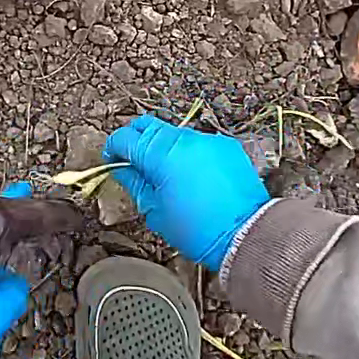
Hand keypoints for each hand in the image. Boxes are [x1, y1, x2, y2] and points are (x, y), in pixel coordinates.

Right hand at [105, 114, 269, 269]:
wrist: (245, 233)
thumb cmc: (198, 230)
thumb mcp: (155, 211)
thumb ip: (135, 183)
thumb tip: (122, 169)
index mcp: (162, 154)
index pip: (126, 137)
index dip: (114, 147)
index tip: (113, 159)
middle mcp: (185, 140)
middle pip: (149, 125)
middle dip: (136, 139)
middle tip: (134, 161)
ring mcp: (208, 140)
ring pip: (175, 133)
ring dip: (164, 147)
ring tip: (165, 173)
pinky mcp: (226, 146)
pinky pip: (199, 143)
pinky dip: (189, 153)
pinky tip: (191, 175)